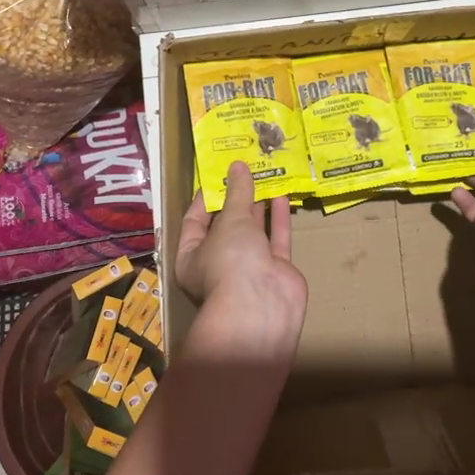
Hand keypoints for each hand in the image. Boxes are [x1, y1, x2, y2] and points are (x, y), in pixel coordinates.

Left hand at [177, 161, 307, 343]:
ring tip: (266, 177)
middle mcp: (218, 263)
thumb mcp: (231, 220)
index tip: (221, 174)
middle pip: (226, 226)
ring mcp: (248, 269)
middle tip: (246, 170)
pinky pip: (275, 240)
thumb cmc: (230, 261)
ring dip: (259, 206)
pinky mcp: (274, 271)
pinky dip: (278, 219)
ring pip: (253, 232)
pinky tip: (283, 195)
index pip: (195, 221)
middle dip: (237, 199)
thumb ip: (237, 192)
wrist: (261, 308)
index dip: (207, 197)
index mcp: (192, 256)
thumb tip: (238, 166)